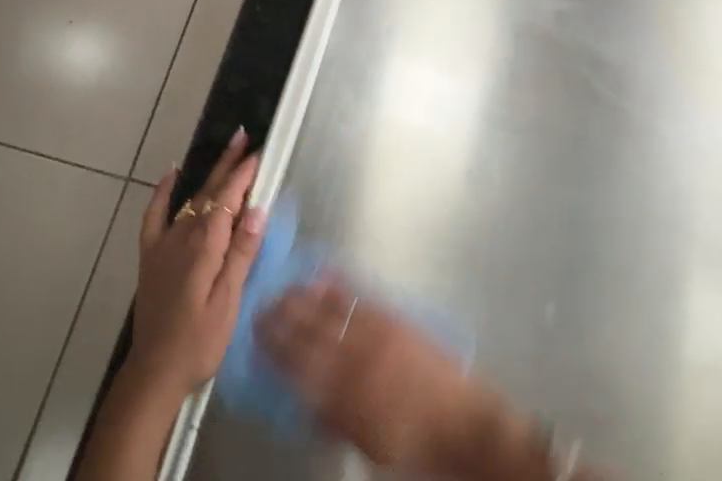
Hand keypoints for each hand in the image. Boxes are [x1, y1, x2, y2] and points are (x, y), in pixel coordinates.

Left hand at [128, 129, 266, 403]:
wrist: (155, 371)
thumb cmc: (199, 341)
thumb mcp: (228, 301)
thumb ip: (240, 253)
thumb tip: (257, 209)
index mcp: (204, 247)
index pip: (228, 201)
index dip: (245, 175)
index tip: (261, 153)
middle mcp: (181, 237)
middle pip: (209, 193)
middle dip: (229, 164)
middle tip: (244, 136)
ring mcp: (163, 245)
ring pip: (190, 200)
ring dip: (209, 174)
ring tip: (226, 152)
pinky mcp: (151, 256)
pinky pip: (155, 215)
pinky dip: (163, 192)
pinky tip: (172, 174)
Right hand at [257, 279, 509, 476]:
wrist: (464, 426)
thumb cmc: (415, 445)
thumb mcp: (366, 444)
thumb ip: (333, 419)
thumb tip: (307, 404)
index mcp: (342, 395)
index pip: (296, 365)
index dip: (273, 348)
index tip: (256, 335)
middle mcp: (355, 360)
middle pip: (309, 332)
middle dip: (283, 318)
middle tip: (264, 306)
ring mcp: (377, 336)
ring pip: (332, 310)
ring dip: (306, 297)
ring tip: (288, 287)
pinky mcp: (398, 321)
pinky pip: (363, 297)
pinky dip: (341, 285)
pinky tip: (326, 276)